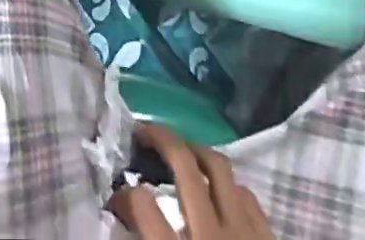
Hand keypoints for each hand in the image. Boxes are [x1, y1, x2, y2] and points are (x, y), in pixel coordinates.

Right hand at [108, 123, 274, 239]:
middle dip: (158, 139)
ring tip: (178, 153)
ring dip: (193, 152)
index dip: (124, 195)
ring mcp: (247, 236)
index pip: (142, 204)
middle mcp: (213, 237)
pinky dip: (226, 185)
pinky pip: (246, 194)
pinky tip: (215, 194)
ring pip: (218, 166)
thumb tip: (129, 221)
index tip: (117, 200)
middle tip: (141, 135)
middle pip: (184, 165)